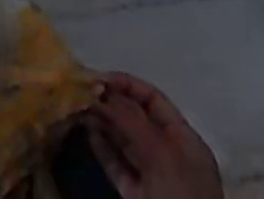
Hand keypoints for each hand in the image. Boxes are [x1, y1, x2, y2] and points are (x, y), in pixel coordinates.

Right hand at [87, 72, 223, 198]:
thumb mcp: (161, 156)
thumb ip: (131, 121)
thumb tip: (101, 91)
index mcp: (185, 141)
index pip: (154, 100)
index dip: (127, 85)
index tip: (97, 78)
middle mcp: (169, 154)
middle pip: (137, 118)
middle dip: (111, 102)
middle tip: (81, 91)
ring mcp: (153, 177)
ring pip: (124, 140)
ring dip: (103, 122)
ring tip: (78, 106)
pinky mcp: (136, 197)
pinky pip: (117, 165)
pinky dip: (102, 147)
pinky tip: (87, 132)